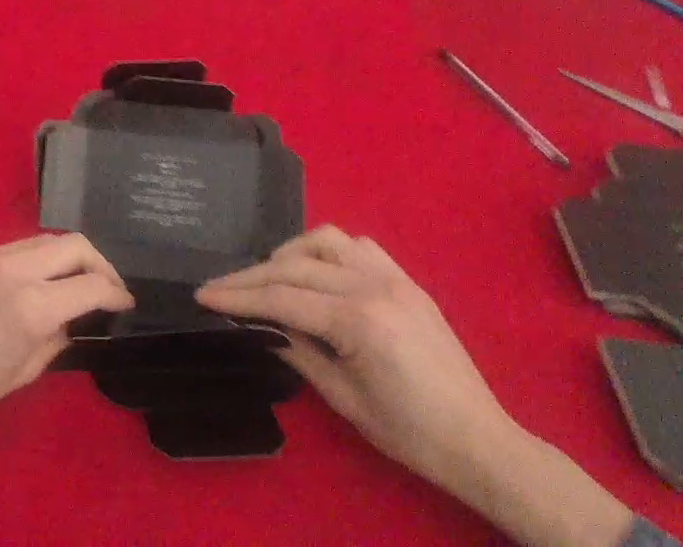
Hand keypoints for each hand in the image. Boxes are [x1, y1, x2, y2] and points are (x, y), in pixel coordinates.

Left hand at [0, 232, 135, 435]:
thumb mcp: (25, 371)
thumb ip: (58, 336)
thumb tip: (76, 317)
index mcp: (32, 305)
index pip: (93, 284)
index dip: (117, 293)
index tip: (125, 303)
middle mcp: (13, 269)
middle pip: (74, 244)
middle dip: (99, 263)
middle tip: (106, 287)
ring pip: (43, 240)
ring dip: (64, 258)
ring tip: (70, 283)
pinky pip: (12, 248)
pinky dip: (31, 261)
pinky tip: (28, 284)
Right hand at [196, 227, 635, 546]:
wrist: (479, 441)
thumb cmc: (409, 432)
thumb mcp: (343, 399)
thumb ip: (298, 353)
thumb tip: (262, 328)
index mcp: (358, 320)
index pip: (281, 299)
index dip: (237, 297)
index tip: (202, 295)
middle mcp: (373, 286)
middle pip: (294, 266)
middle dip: (250, 276)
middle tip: (218, 288)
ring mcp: (394, 278)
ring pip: (326, 241)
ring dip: (289, 253)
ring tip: (269, 277)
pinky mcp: (407, 282)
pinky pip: (359, 247)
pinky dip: (327, 252)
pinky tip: (316, 273)